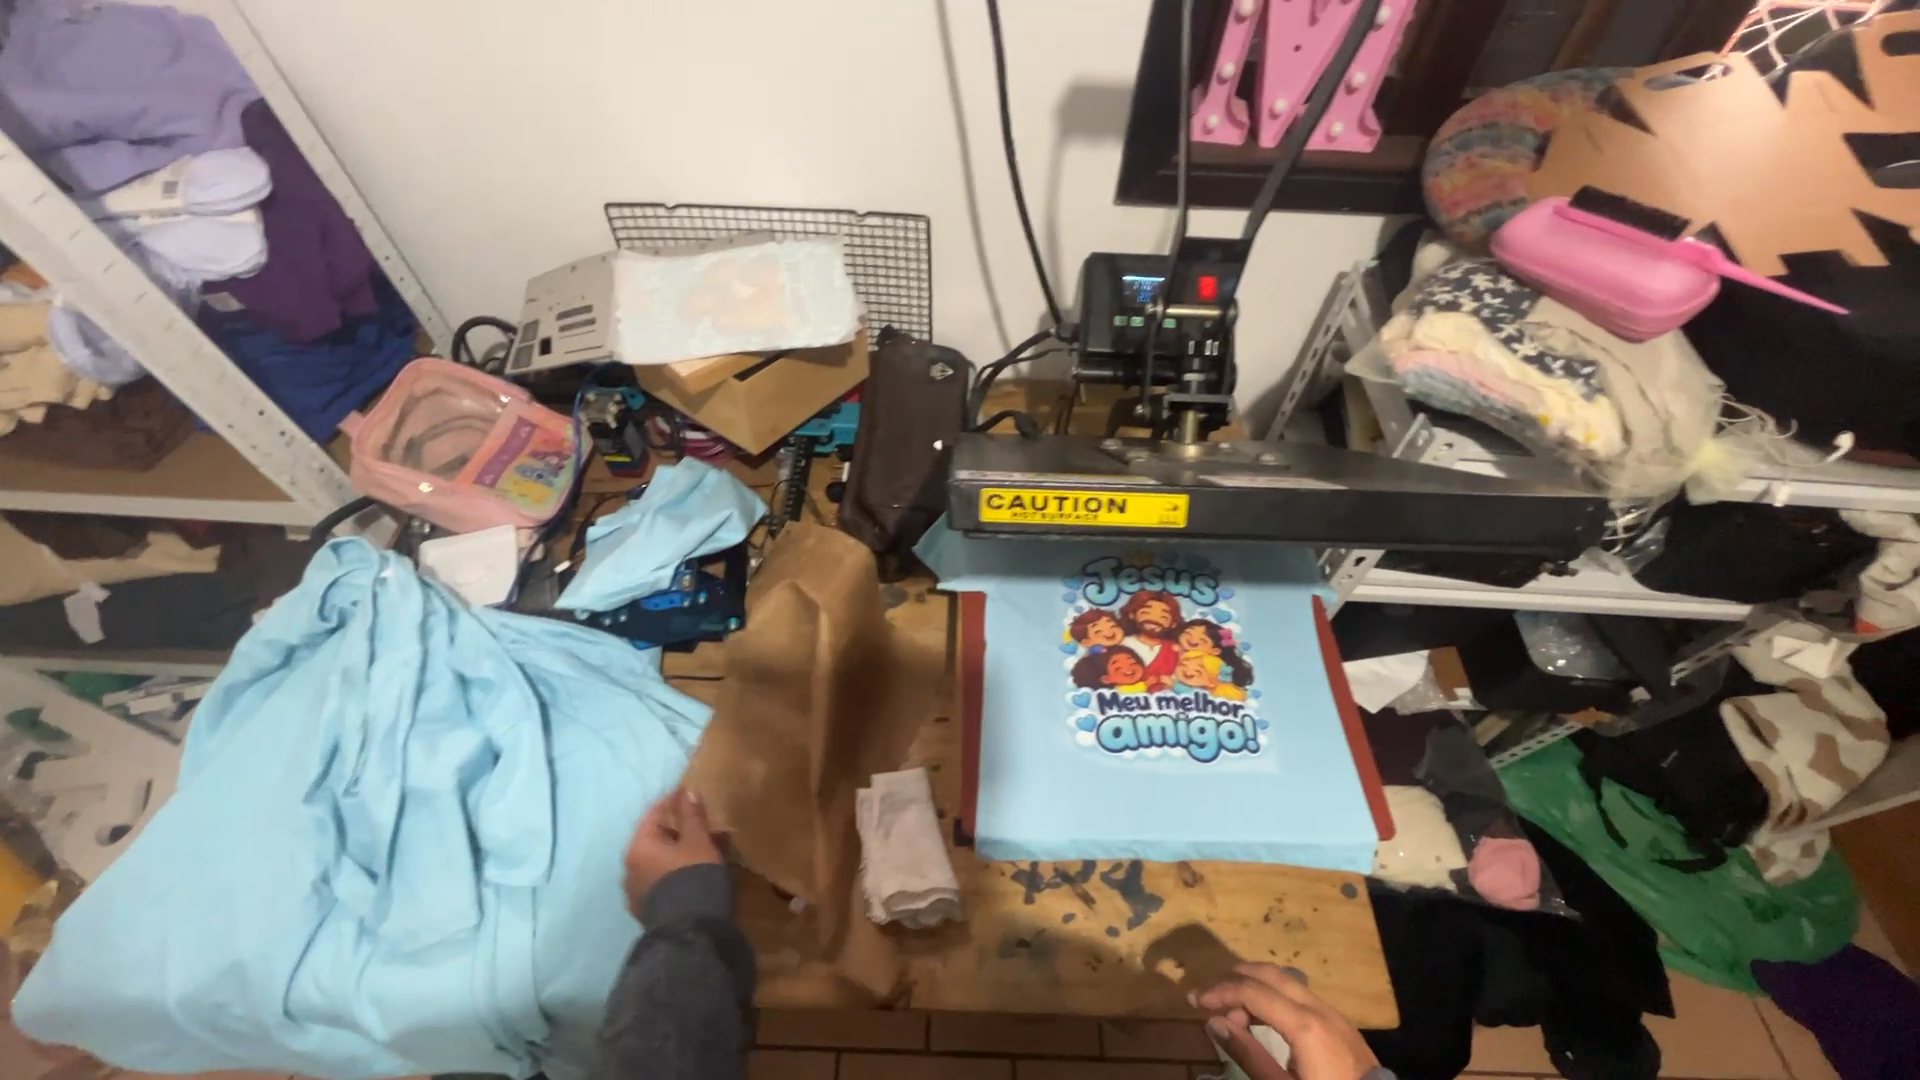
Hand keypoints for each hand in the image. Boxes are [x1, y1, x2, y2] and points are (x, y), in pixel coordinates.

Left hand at [622, 787, 723, 914]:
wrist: (690, 928)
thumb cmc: (693, 874)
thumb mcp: (698, 840)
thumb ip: (692, 815)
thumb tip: (687, 791)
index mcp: (638, 848)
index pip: (654, 815)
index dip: (673, 802)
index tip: (689, 794)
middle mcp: (630, 869)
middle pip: (656, 839)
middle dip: (680, 830)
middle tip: (703, 824)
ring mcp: (636, 892)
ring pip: (660, 861)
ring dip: (680, 851)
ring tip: (706, 848)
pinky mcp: (647, 909)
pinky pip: (662, 879)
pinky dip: (677, 870)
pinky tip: (697, 871)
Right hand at [1193, 963, 1379, 1079]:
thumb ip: (1249, 1055)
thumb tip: (1215, 1022)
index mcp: (1304, 1025)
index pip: (1252, 991)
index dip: (1220, 992)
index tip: (1197, 1002)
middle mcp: (1317, 1007)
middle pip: (1268, 973)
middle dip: (1234, 978)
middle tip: (1210, 995)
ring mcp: (1332, 1013)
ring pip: (1284, 981)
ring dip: (1253, 986)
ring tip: (1232, 1013)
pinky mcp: (1339, 1023)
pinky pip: (1298, 995)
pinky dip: (1272, 996)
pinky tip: (1261, 1018)